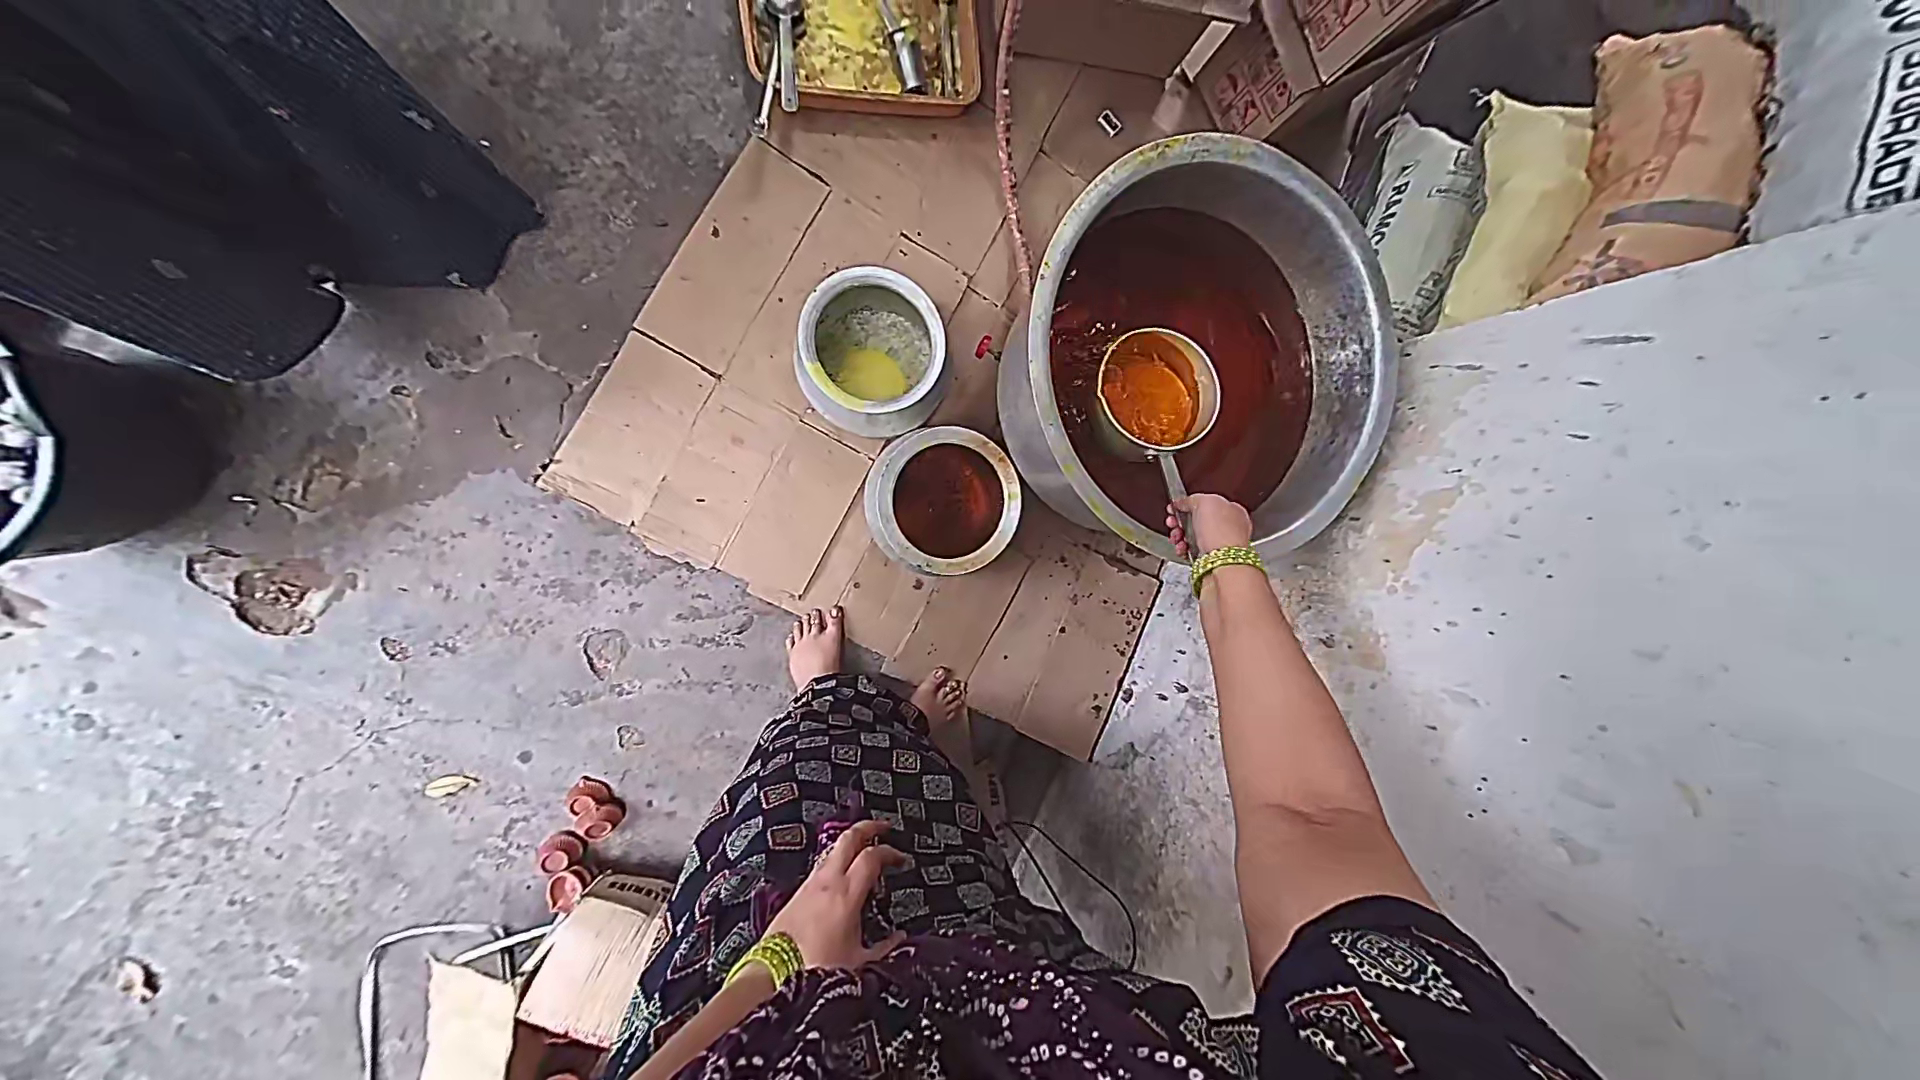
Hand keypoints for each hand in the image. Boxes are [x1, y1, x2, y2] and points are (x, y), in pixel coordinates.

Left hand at [765, 818, 908, 969]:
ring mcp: (810, 884)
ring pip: (833, 848)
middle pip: (850, 837)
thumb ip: (884, 948)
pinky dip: (836, 859)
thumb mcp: (858, 962)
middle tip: (883, 828)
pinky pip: (821, 864)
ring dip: (851, 842)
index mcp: (847, 893)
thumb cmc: (814, 968)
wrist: (773, 974)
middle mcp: (828, 881)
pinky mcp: (797, 893)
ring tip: (863, 847)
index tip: (900, 858)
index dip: (890, 852)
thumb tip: (899, 939)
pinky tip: (840, 873)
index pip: (873, 856)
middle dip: (869, 827)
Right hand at [1167, 494, 1252, 557]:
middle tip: (1173, 523)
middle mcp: (1228, 528)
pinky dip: (1183, 550)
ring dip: (1179, 537)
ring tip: (1176, 538)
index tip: (1175, 508)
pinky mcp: (1211, 560)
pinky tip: (1182, 548)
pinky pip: (1192, 552)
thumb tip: (1182, 502)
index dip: (1188, 505)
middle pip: (1196, 522)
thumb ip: (1192, 498)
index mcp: (1233, 510)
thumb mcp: (1205, 501)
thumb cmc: (1221, 530)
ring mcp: (1220, 545)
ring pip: (1192, 537)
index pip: (1206, 504)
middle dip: (1180, 522)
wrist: (1222, 561)